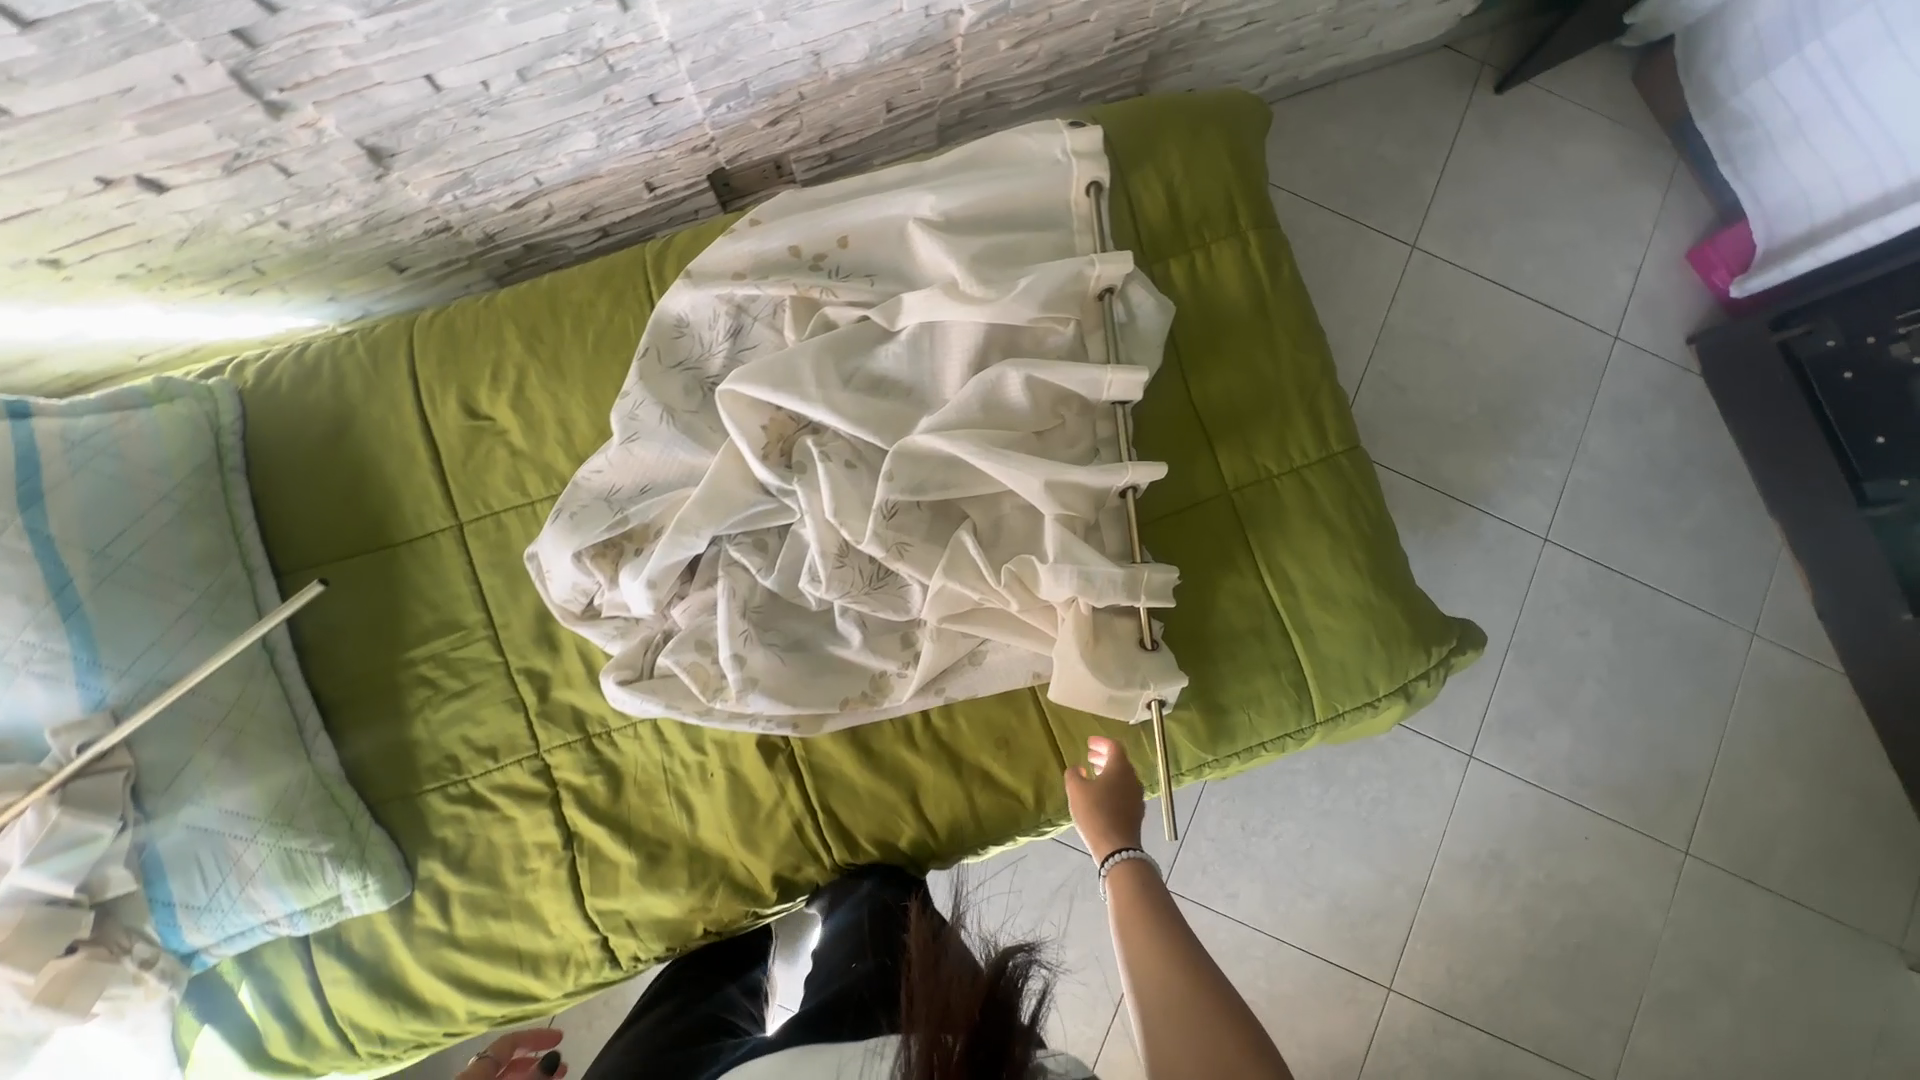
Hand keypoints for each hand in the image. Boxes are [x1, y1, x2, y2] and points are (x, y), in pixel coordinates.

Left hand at [456, 1028, 567, 1079]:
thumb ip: (530, 1075)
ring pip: (501, 1074)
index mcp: (474, 1067)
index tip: (561, 1037)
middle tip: (561, 1064)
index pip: (508, 1040)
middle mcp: (469, 1073)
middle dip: (535, 1058)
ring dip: (528, 1072)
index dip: (536, 1036)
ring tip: (551, 1077)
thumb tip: (554, 1056)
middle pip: (505, 1059)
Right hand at [1064, 735, 1144, 862]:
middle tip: (1090, 757)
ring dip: (1109, 772)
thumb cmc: (1095, 813)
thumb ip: (1073, 774)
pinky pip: (1125, 791)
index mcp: (1120, 767)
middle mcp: (1132, 778)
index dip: (1101, 742)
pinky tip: (1102, 796)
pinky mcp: (1137, 811)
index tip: (1089, 742)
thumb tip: (1078, 768)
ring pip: (1123, 777)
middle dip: (1104, 757)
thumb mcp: (1076, 790)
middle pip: (1120, 761)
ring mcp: (1137, 796)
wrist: (1117, 847)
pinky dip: (1114, 787)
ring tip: (1094, 774)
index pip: (1114, 746)